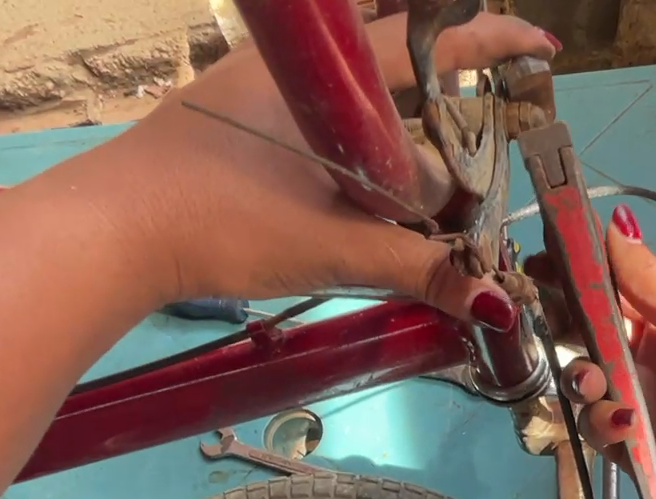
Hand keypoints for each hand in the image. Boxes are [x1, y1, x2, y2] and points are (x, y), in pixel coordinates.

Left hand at [38, 14, 555, 323]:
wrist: (115, 233)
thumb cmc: (225, 222)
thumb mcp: (337, 248)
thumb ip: (422, 269)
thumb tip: (498, 302)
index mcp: (326, 80)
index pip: (424, 45)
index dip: (488, 39)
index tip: (540, 45)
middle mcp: (301, 74)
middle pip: (396, 66)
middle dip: (446, 97)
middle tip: (479, 140)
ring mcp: (269, 97)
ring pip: (364, 106)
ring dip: (404, 143)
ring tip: (428, 192)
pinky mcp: (248, 128)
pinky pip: (334, 129)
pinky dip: (368, 160)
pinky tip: (375, 199)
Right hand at [561, 206, 655, 498]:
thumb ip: (647, 277)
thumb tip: (614, 221)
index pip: (618, 289)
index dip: (582, 274)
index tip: (542, 258)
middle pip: (593, 333)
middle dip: (569, 323)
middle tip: (547, 314)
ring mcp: (642, 404)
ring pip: (587, 380)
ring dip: (585, 377)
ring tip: (597, 382)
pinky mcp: (631, 448)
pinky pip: (596, 427)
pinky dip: (604, 422)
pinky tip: (623, 425)